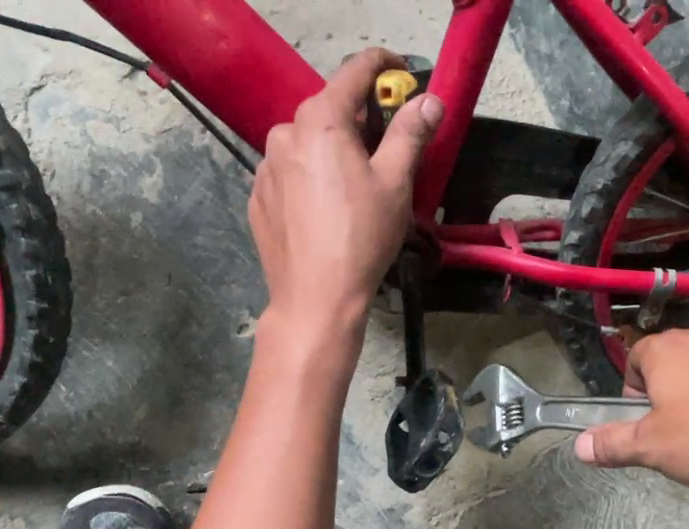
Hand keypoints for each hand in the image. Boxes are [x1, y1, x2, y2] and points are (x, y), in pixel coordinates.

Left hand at [248, 49, 442, 337]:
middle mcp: (284, 134)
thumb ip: (410, 135)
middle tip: (386, 152)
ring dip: (332, 155)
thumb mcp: (395, 185)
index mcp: (321, 121)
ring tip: (354, 193)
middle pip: (329, 112)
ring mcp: (265, 168)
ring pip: (307, 146)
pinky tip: (327, 214)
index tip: (402, 75)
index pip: (355, 72)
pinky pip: (289, 177)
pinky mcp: (258, 199)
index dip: (383, 68)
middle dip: (359, 123)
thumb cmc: (361, 240)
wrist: (315, 300)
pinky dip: (310, 182)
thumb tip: (429, 102)